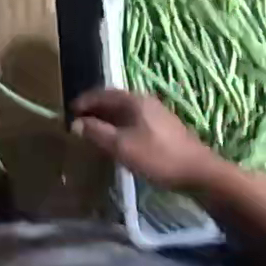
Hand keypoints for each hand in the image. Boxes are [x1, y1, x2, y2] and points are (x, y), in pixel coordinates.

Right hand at [71, 88, 222, 189]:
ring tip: (92, 133)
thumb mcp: (121, 146)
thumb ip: (97, 132)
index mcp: (134, 100)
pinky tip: (115, 141)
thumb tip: (76, 123)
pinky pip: (133, 121)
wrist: (197, 172)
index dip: (83, 102)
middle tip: (77, 124)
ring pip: (123, 112)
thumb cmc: (157, 157)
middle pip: (112, 100)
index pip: (101, 93)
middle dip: (93, 110)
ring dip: (106, 120)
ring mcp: (156, 113)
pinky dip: (118, 126)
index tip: (67, 114)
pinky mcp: (162, 127)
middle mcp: (145, 101)